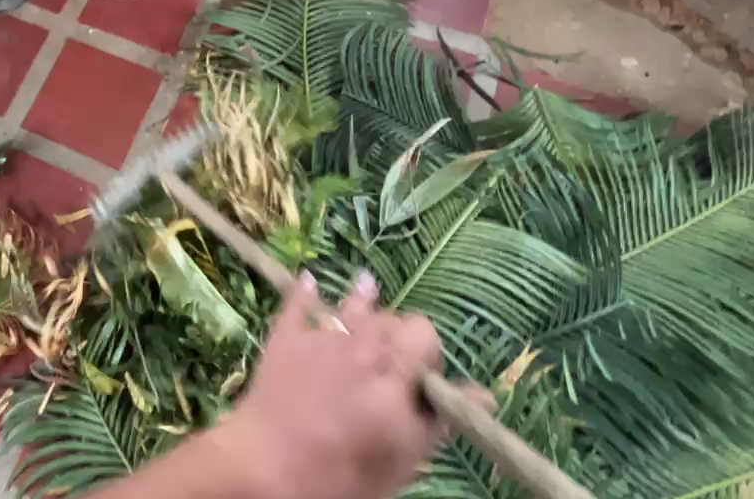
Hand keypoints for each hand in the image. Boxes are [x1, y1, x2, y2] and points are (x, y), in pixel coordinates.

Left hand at [213, 271, 451, 498]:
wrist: (270, 464)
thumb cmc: (345, 474)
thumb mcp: (404, 458)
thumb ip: (438, 420)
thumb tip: (483, 394)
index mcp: (393, 376)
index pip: (423, 333)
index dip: (427, 351)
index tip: (422, 376)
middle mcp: (359, 347)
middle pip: (389, 318)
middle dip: (397, 333)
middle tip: (394, 358)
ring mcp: (319, 337)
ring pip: (349, 305)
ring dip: (361, 300)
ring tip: (368, 286)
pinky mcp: (285, 336)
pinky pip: (298, 302)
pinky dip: (306, 291)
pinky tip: (310, 280)